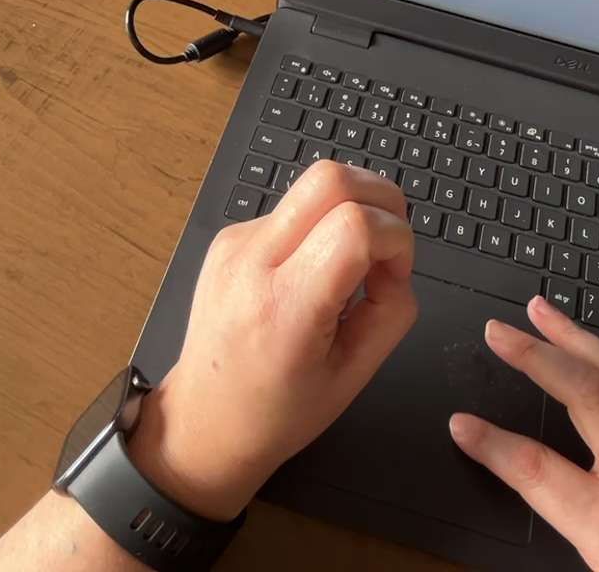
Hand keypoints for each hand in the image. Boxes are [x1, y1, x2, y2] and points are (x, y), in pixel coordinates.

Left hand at [125, 161, 416, 520]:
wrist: (202, 421)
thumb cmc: (278, 412)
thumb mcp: (355, 376)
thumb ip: (392, 310)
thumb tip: (396, 261)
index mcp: (285, 307)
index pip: (354, 225)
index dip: (396, 237)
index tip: (396, 273)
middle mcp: (253, 260)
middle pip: (330, 176)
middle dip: (381, 196)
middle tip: (389, 243)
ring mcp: (236, 240)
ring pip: (314, 184)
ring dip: (353, 206)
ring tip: (354, 258)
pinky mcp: (231, 234)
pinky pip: (294, 206)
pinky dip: (323, 223)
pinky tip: (316, 269)